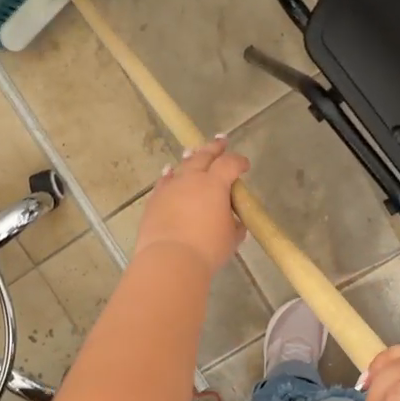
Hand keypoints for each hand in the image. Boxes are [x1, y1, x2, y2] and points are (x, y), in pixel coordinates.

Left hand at [133, 138, 246, 275]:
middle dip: (214, 148)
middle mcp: (192, 179)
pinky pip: (163, 182)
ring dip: (189, 158)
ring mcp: (170, 188)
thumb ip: (235, 225)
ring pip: (181, 166)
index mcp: (215, 184)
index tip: (244, 165)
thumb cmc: (207, 249)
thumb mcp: (231, 238)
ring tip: (192, 151)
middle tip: (220, 140)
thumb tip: (235, 222)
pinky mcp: (154, 201)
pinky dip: (169, 176)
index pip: (229, 164)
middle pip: (204, 156)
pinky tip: (168, 173)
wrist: (170, 260)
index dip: (238, 162)